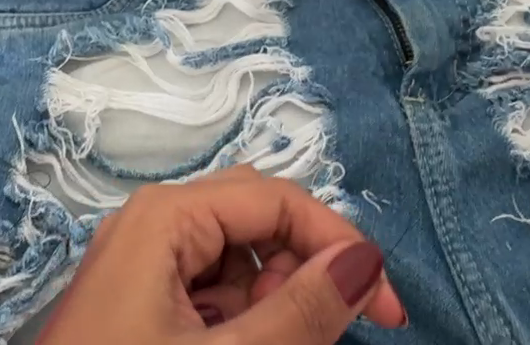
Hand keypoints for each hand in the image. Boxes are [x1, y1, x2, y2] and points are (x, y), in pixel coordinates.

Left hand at [37, 166, 405, 344]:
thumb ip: (299, 312)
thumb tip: (364, 261)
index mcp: (166, 214)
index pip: (274, 199)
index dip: (338, 244)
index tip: (387, 311)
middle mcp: (153, 221)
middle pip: (254, 218)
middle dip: (298, 269)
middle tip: (315, 336)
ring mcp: (144, 258)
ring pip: (235, 255)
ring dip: (268, 298)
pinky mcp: (141, 295)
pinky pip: (209, 286)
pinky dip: (238, 317)